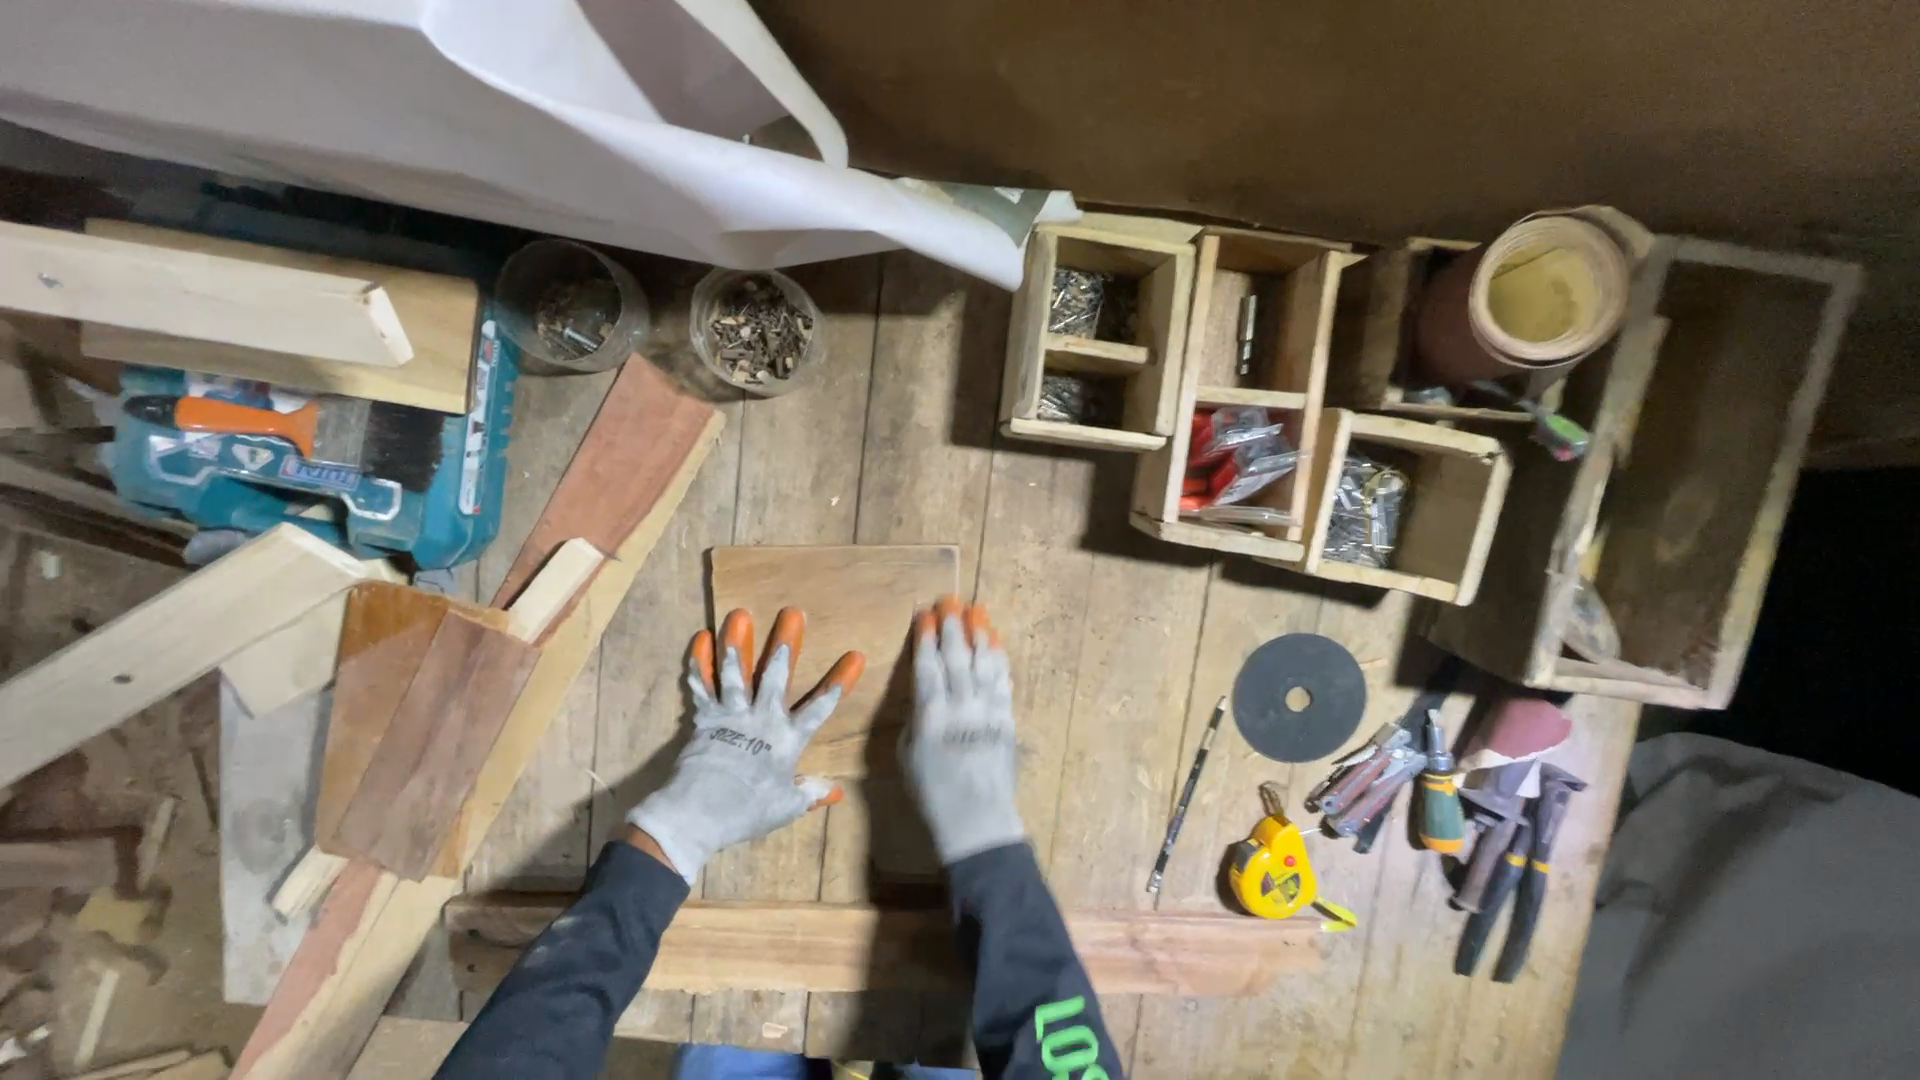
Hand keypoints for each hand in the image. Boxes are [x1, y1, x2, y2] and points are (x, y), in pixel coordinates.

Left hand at [626, 608, 862, 883]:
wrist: (694, 816)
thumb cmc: (744, 813)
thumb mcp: (785, 808)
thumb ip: (811, 794)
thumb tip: (837, 790)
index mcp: (787, 741)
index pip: (820, 707)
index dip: (839, 681)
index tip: (855, 655)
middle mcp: (762, 720)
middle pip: (776, 677)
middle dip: (785, 644)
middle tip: (792, 614)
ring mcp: (731, 716)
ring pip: (736, 673)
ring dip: (738, 643)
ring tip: (739, 616)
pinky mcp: (705, 718)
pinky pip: (702, 687)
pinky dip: (700, 664)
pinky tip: (700, 639)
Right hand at [901, 596, 1024, 865]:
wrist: (977, 819)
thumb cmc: (933, 793)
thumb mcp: (908, 755)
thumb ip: (916, 718)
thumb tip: (926, 692)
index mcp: (931, 718)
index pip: (928, 667)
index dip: (927, 638)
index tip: (926, 614)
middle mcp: (961, 709)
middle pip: (957, 658)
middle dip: (953, 626)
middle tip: (950, 601)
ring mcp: (988, 713)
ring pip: (984, 664)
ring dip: (980, 635)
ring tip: (976, 612)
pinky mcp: (1007, 720)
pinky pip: (1003, 682)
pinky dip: (999, 660)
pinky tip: (996, 643)